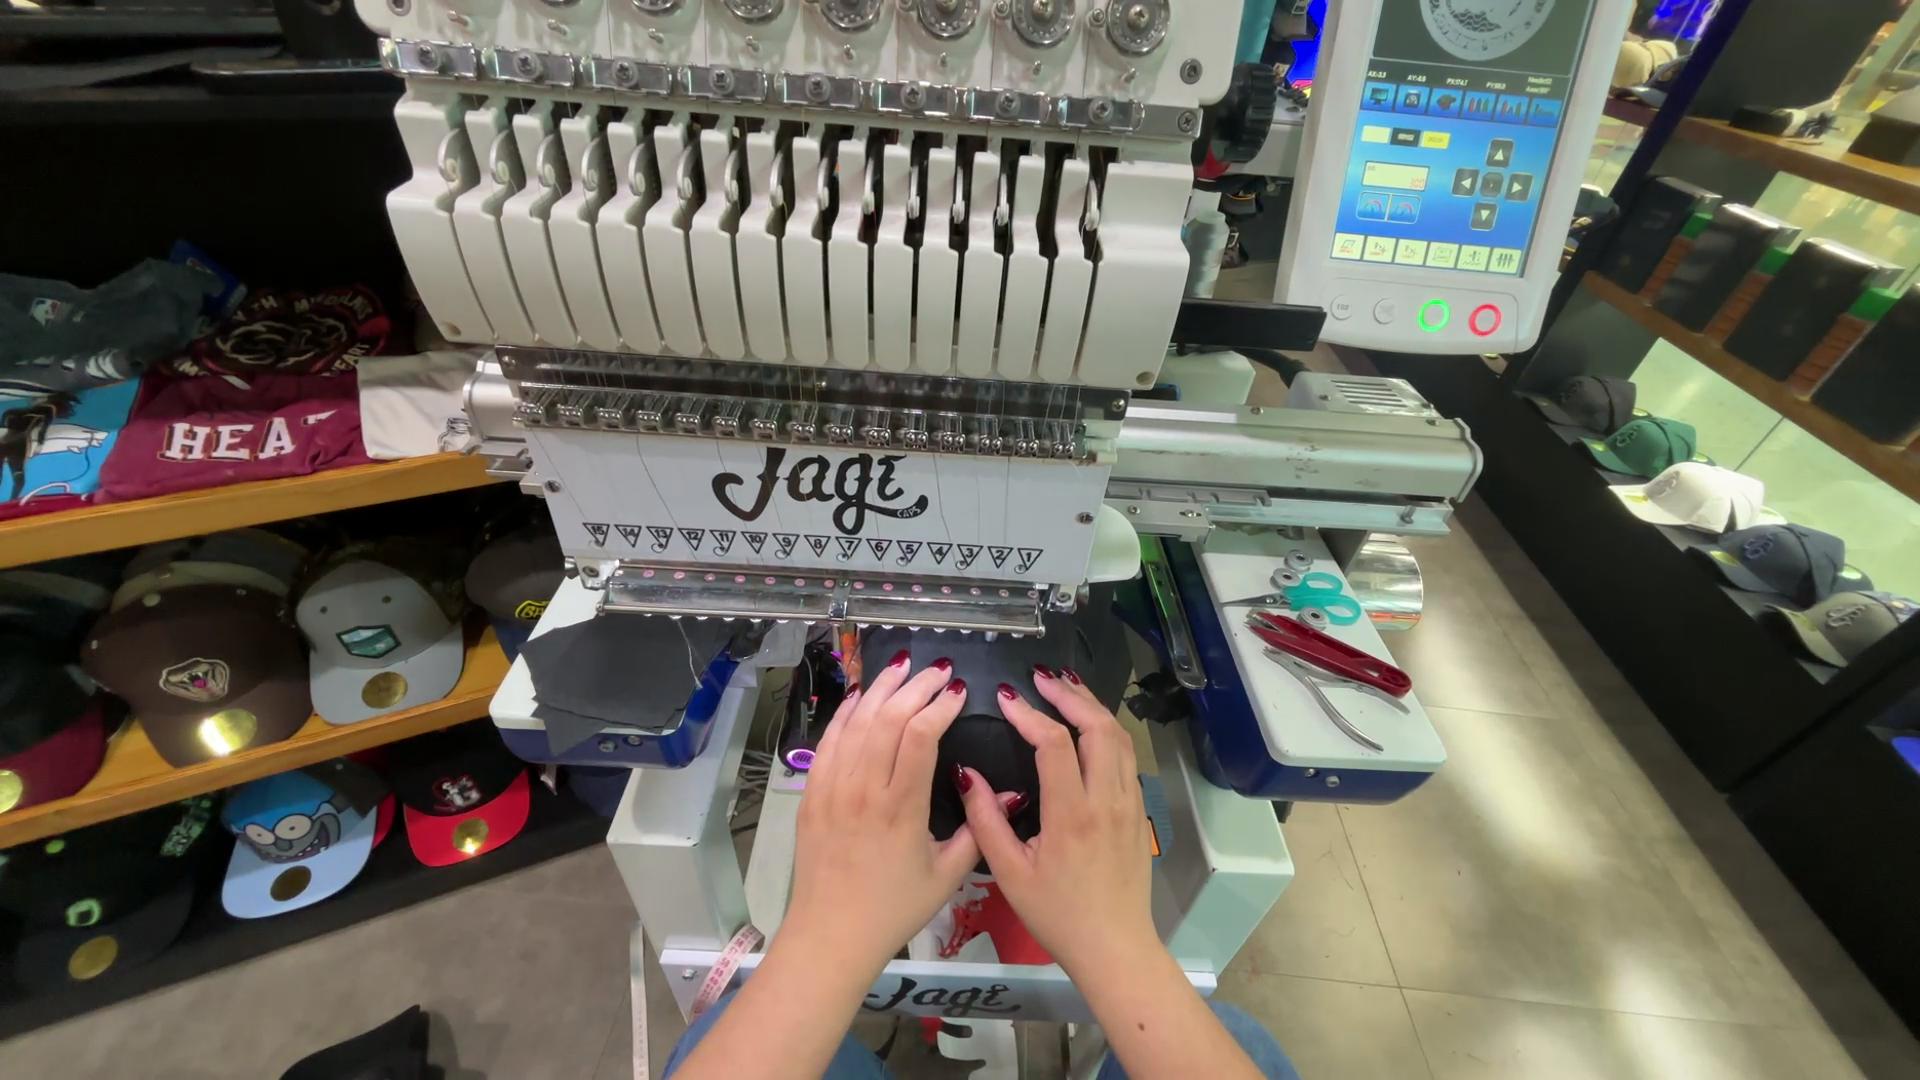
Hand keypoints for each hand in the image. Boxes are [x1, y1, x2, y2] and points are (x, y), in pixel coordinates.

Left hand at [782, 651, 981, 975]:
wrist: (830, 935)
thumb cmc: (893, 908)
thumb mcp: (946, 877)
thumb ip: (977, 831)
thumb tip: (1011, 794)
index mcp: (900, 808)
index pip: (921, 737)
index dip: (941, 707)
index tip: (959, 691)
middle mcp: (864, 789)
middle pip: (889, 719)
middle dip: (917, 687)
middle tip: (938, 669)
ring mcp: (833, 788)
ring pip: (857, 722)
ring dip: (881, 689)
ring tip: (902, 666)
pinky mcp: (812, 793)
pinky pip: (828, 742)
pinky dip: (845, 714)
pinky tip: (859, 696)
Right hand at [956, 667, 1157, 977]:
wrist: (1115, 947)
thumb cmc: (1057, 914)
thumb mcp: (1010, 874)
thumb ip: (986, 820)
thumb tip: (967, 773)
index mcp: (1072, 813)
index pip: (1055, 743)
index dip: (1029, 713)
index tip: (1005, 697)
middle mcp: (1106, 799)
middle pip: (1097, 727)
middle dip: (1069, 695)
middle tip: (1041, 677)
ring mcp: (1128, 803)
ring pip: (1119, 737)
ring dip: (1092, 706)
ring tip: (1066, 688)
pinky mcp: (1138, 811)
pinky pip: (1127, 757)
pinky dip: (1108, 729)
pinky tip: (1090, 725)